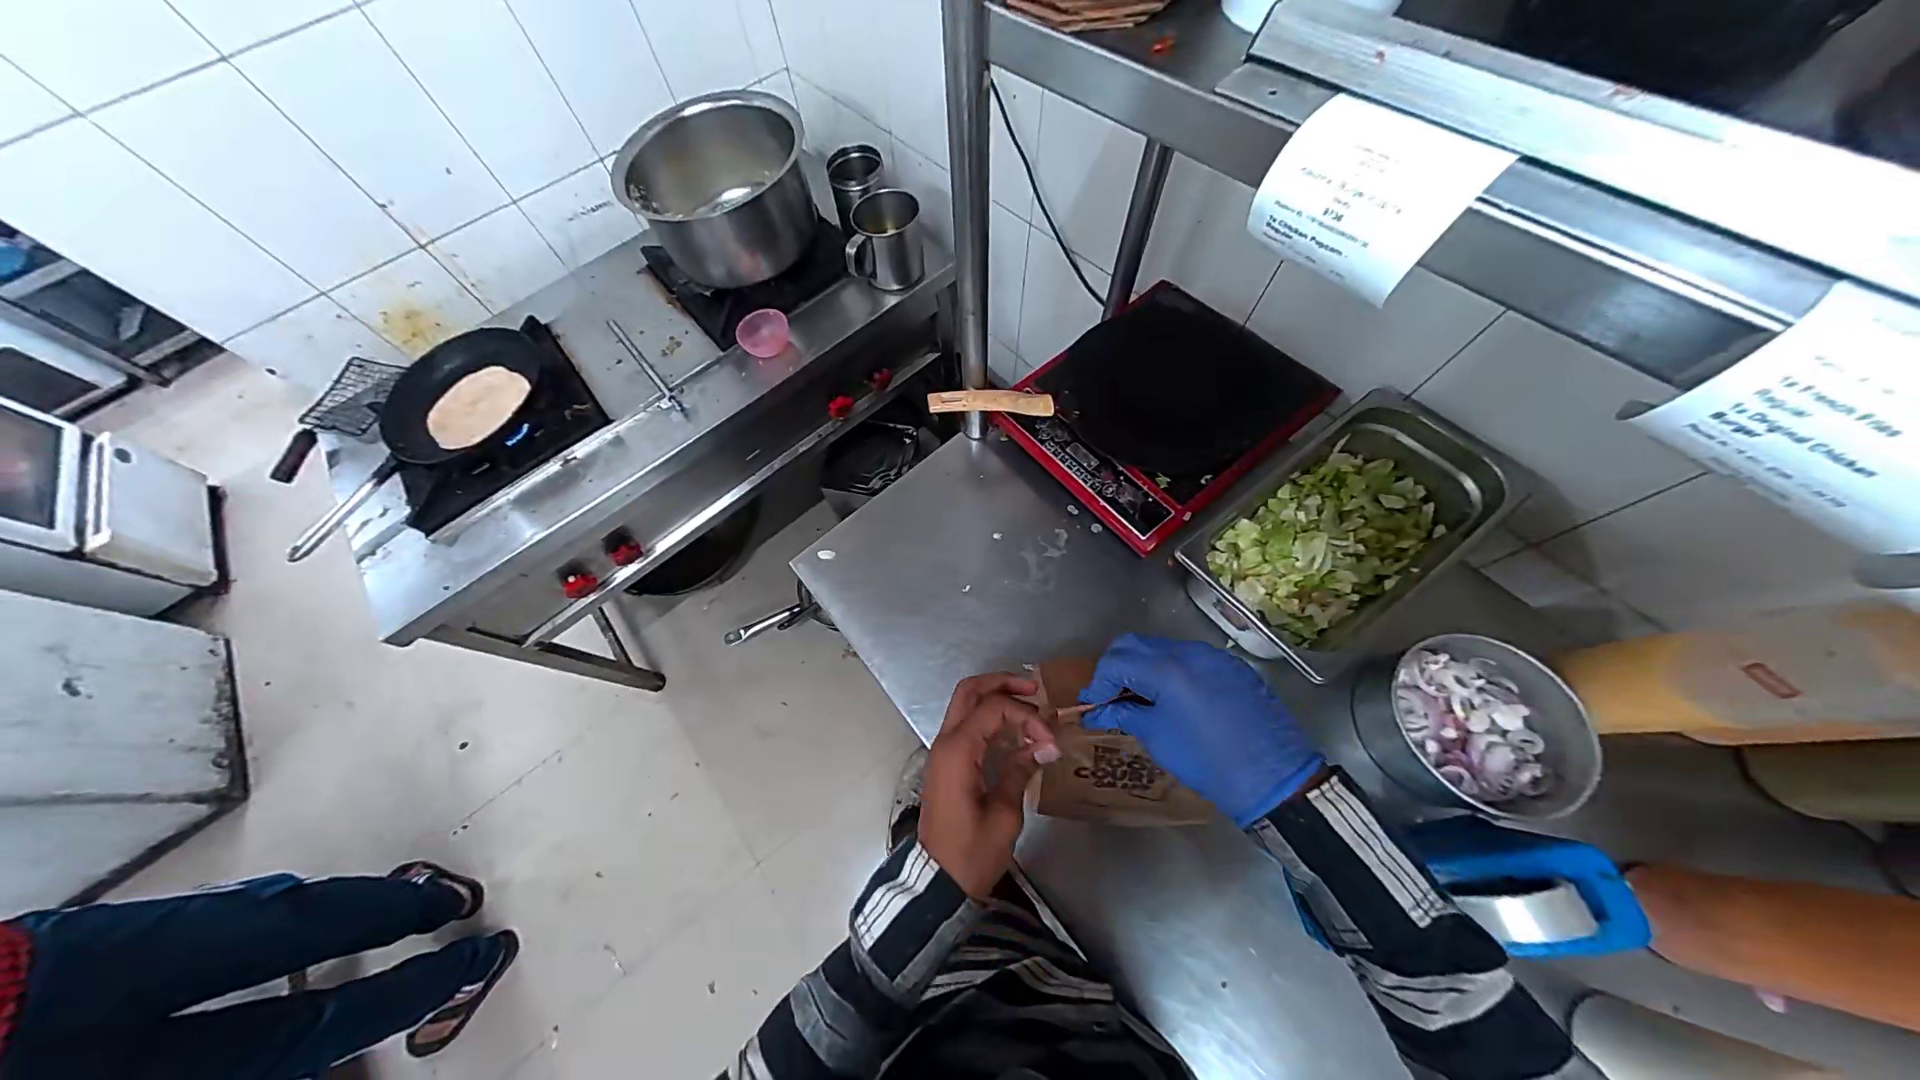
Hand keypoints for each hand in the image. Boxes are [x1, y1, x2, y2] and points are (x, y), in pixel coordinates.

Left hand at [919, 673, 1060, 899]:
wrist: (938, 882)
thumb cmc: (972, 853)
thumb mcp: (1004, 814)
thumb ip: (1021, 770)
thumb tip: (1045, 745)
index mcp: (958, 751)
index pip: (994, 708)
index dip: (1027, 716)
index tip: (1050, 741)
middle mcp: (945, 742)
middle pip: (970, 691)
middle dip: (1003, 683)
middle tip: (1035, 691)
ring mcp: (943, 751)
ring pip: (966, 704)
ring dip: (996, 699)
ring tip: (1030, 710)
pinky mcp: (947, 763)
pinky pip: (966, 726)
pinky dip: (989, 719)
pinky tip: (1015, 732)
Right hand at [1080, 635, 1324, 826]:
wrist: (1274, 778)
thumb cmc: (1207, 761)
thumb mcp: (1157, 737)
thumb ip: (1125, 713)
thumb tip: (1100, 711)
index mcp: (1166, 668)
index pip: (1116, 660)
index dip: (1098, 682)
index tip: (1094, 704)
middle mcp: (1189, 652)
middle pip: (1137, 644)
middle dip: (1117, 667)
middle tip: (1111, 696)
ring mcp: (1214, 656)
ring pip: (1164, 648)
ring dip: (1145, 667)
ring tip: (1141, 698)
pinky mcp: (1233, 667)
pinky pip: (1191, 659)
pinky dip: (1172, 671)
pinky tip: (1173, 698)